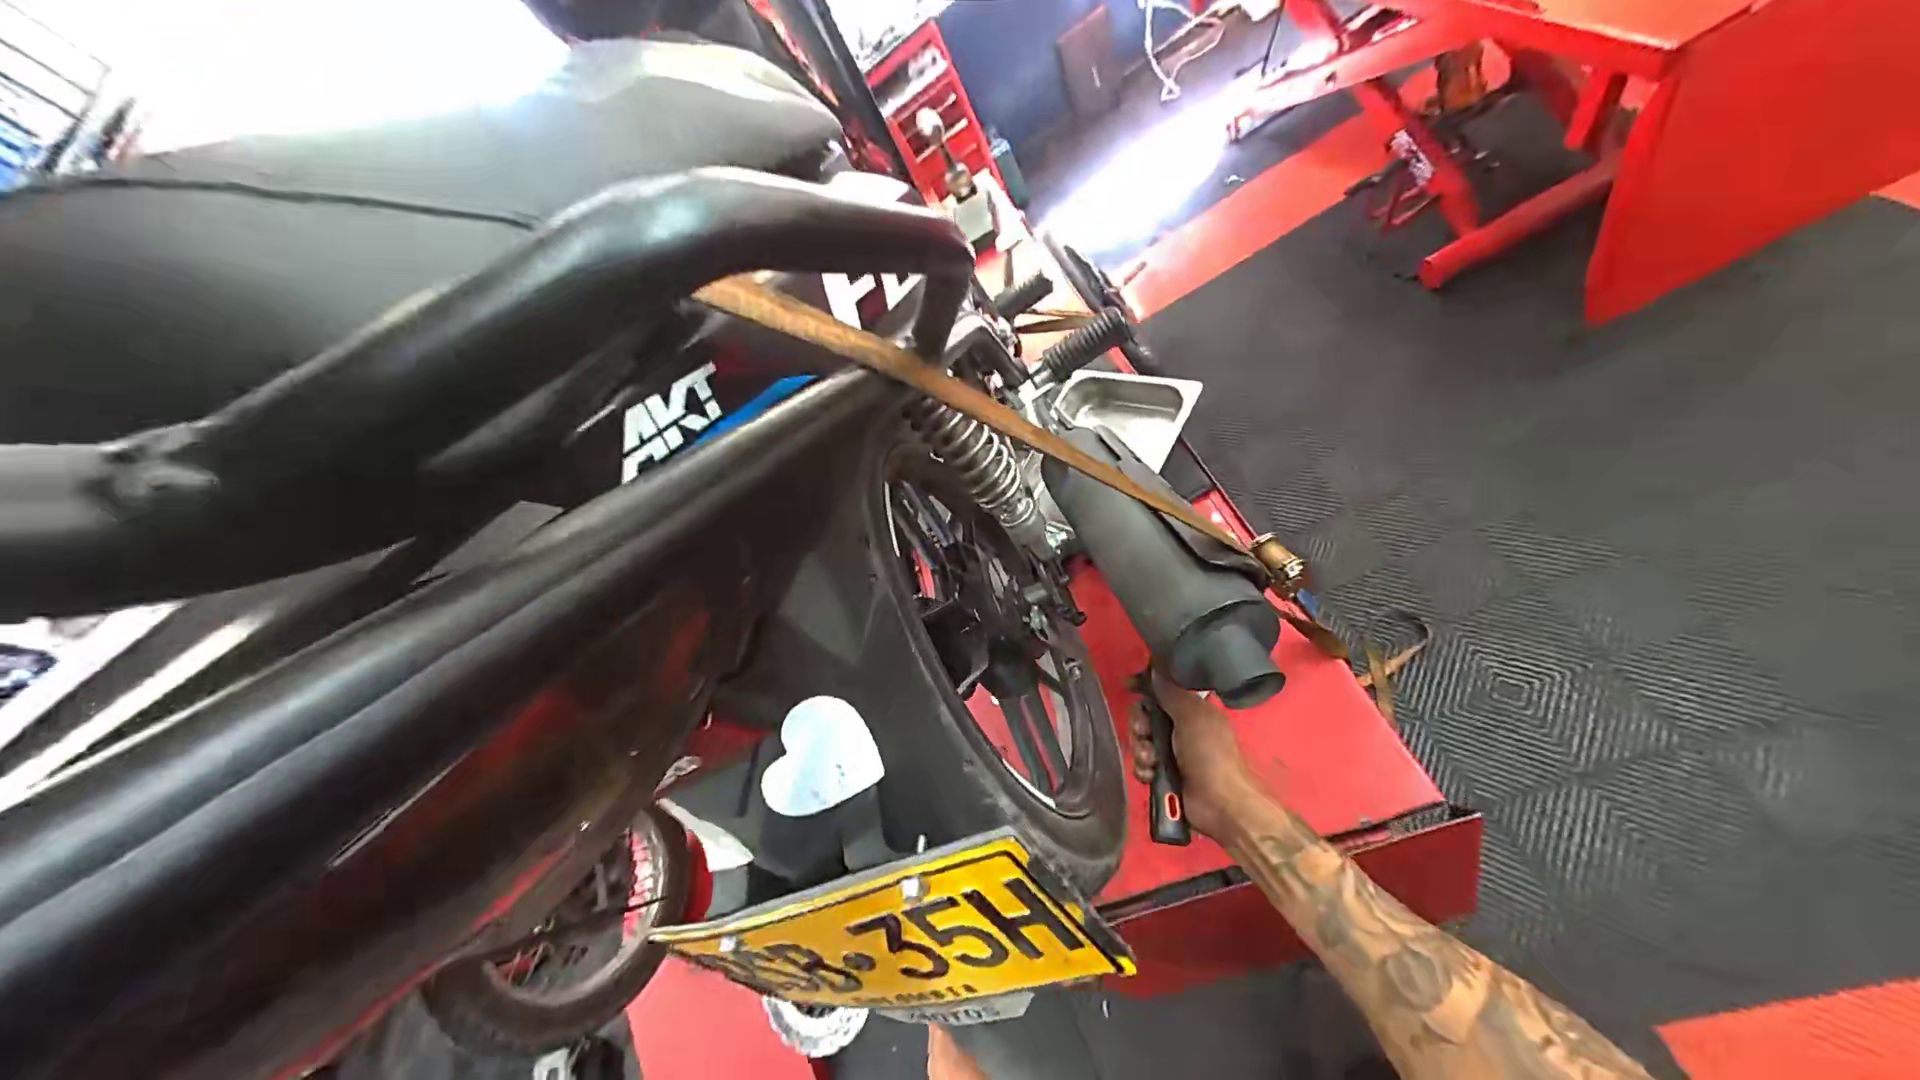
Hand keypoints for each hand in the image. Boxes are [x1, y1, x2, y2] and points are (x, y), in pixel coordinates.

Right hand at [1128, 670, 1260, 839]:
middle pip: (1145, 717)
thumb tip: (1155, 670)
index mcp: (1192, 711)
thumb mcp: (1193, 715)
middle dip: (1140, 724)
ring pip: (1141, 742)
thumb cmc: (1210, 754)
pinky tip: (1151, 774)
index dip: (1145, 689)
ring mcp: (1171, 754)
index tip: (1128, 686)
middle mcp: (1180, 730)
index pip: (1162, 692)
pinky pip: (1142, 765)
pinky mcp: (1163, 776)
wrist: (1220, 803)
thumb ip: (1171, 692)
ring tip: (1151, 760)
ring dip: (1141, 750)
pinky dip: (1144, 769)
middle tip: (1145, 733)